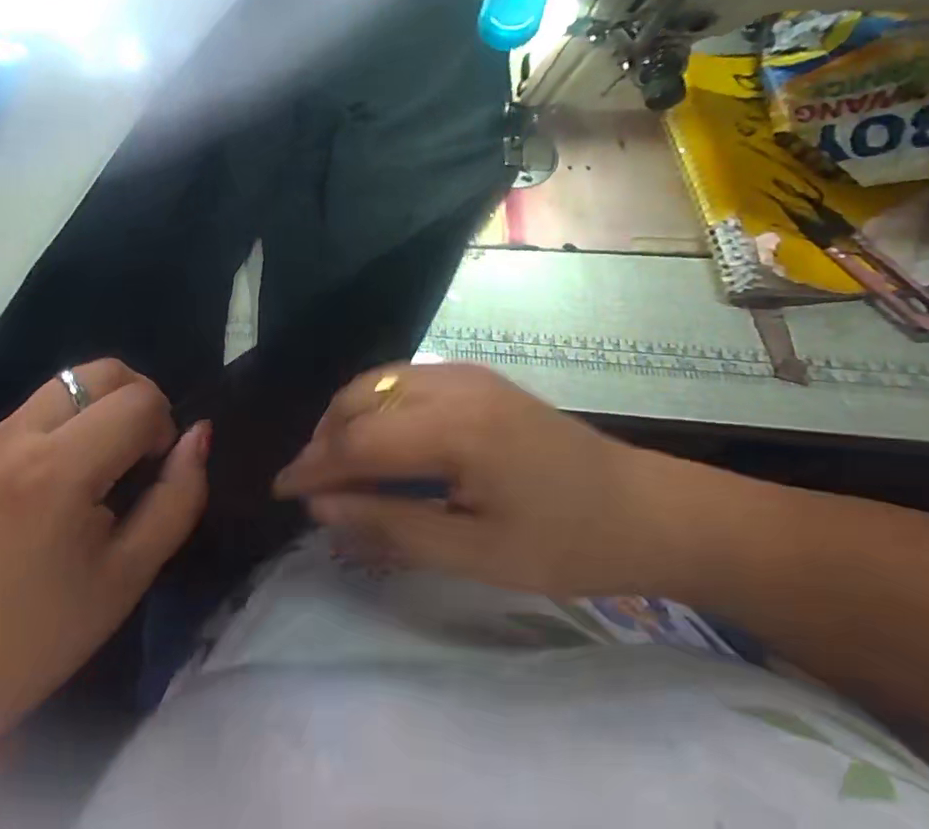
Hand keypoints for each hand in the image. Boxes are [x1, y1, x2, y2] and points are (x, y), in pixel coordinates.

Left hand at [0, 360, 207, 751]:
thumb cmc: (49, 631)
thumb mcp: (133, 570)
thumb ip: (179, 494)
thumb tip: (199, 435)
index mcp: (58, 472)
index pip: (139, 401)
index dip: (166, 427)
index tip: (157, 474)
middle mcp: (20, 437)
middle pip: (104, 372)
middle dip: (141, 399)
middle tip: (143, 455)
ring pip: (73, 380)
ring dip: (107, 404)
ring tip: (111, 461)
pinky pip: (45, 403)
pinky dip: (77, 415)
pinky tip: (77, 469)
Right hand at [273, 363, 727, 597]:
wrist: (649, 510)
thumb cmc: (567, 543)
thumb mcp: (476, 554)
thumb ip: (391, 525)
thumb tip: (321, 507)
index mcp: (456, 428)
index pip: (358, 440)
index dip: (312, 467)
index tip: (279, 493)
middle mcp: (455, 385)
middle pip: (360, 398)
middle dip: (324, 439)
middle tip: (310, 487)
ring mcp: (469, 375)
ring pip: (380, 382)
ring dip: (348, 419)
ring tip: (338, 468)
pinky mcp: (480, 380)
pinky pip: (406, 382)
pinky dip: (377, 408)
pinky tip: (380, 443)